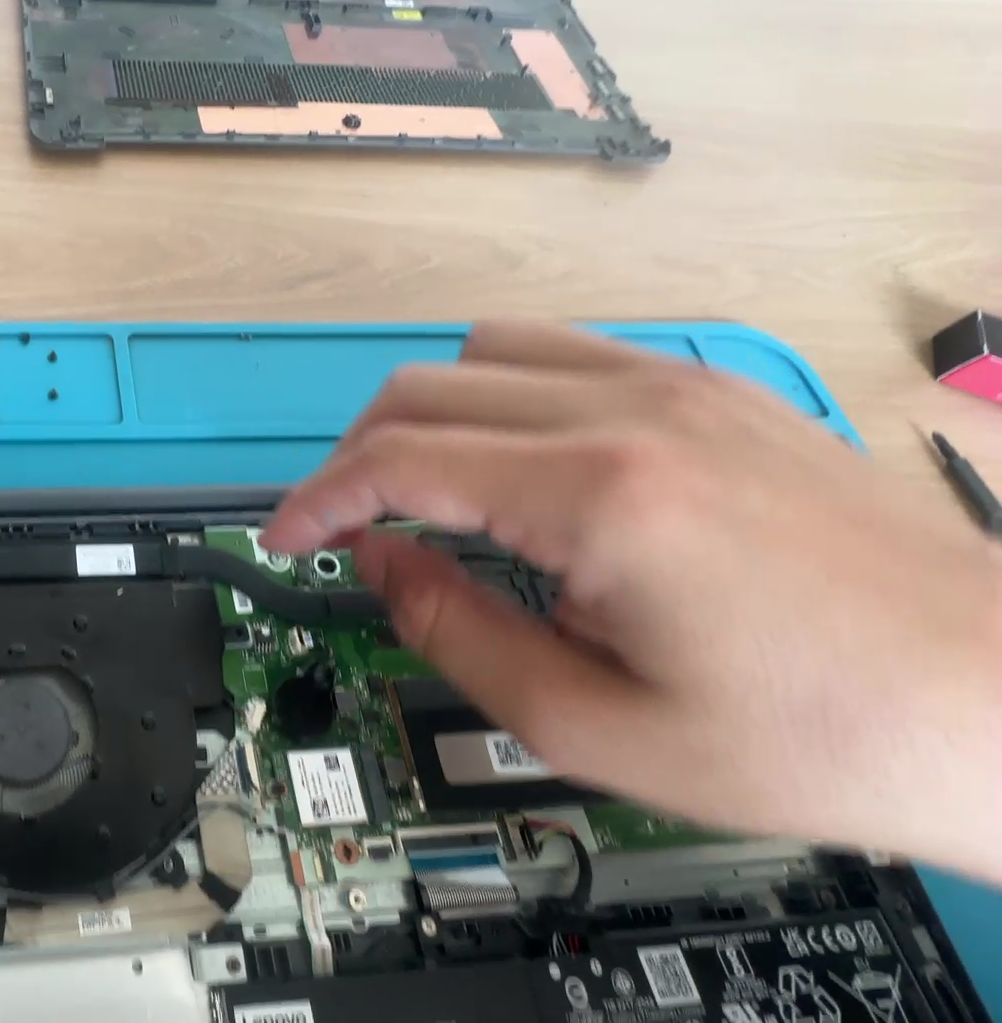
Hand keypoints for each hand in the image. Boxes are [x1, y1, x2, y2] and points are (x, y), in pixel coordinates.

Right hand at [263, 323, 1001, 881]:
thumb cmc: (810, 741)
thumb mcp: (590, 727)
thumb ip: (451, 630)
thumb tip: (377, 557)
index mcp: (601, 496)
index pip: (399, 459)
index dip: (318, 498)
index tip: (284, 538)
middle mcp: (632, 410)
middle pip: (423, 390)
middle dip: (353, 458)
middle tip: (341, 527)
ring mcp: (680, 385)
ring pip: (483, 352)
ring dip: (420, 416)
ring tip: (414, 489)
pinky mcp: (712, 389)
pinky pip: (559, 355)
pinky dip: (493, 396)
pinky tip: (505, 461)